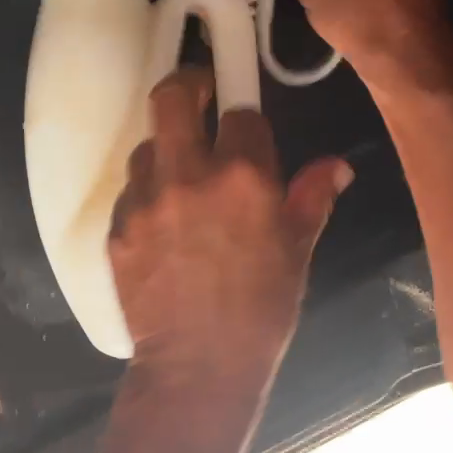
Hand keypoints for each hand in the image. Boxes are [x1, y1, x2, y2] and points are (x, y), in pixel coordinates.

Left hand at [109, 69, 349, 385]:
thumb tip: (335, 167)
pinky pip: (129, 192)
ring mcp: (145, 201)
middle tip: (196, 101)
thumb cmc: (260, 312)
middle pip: (172, 96)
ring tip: (178, 181)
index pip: (241, 113)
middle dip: (186, 87)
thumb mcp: (297, 253)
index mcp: (244, 175)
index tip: (244, 131)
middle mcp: (188, 175)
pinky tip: (160, 223)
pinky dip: (145, 196)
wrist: (198, 365)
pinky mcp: (116, 229)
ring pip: (146, 146)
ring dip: (164, 152)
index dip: (245, 120)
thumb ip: (311, 198)